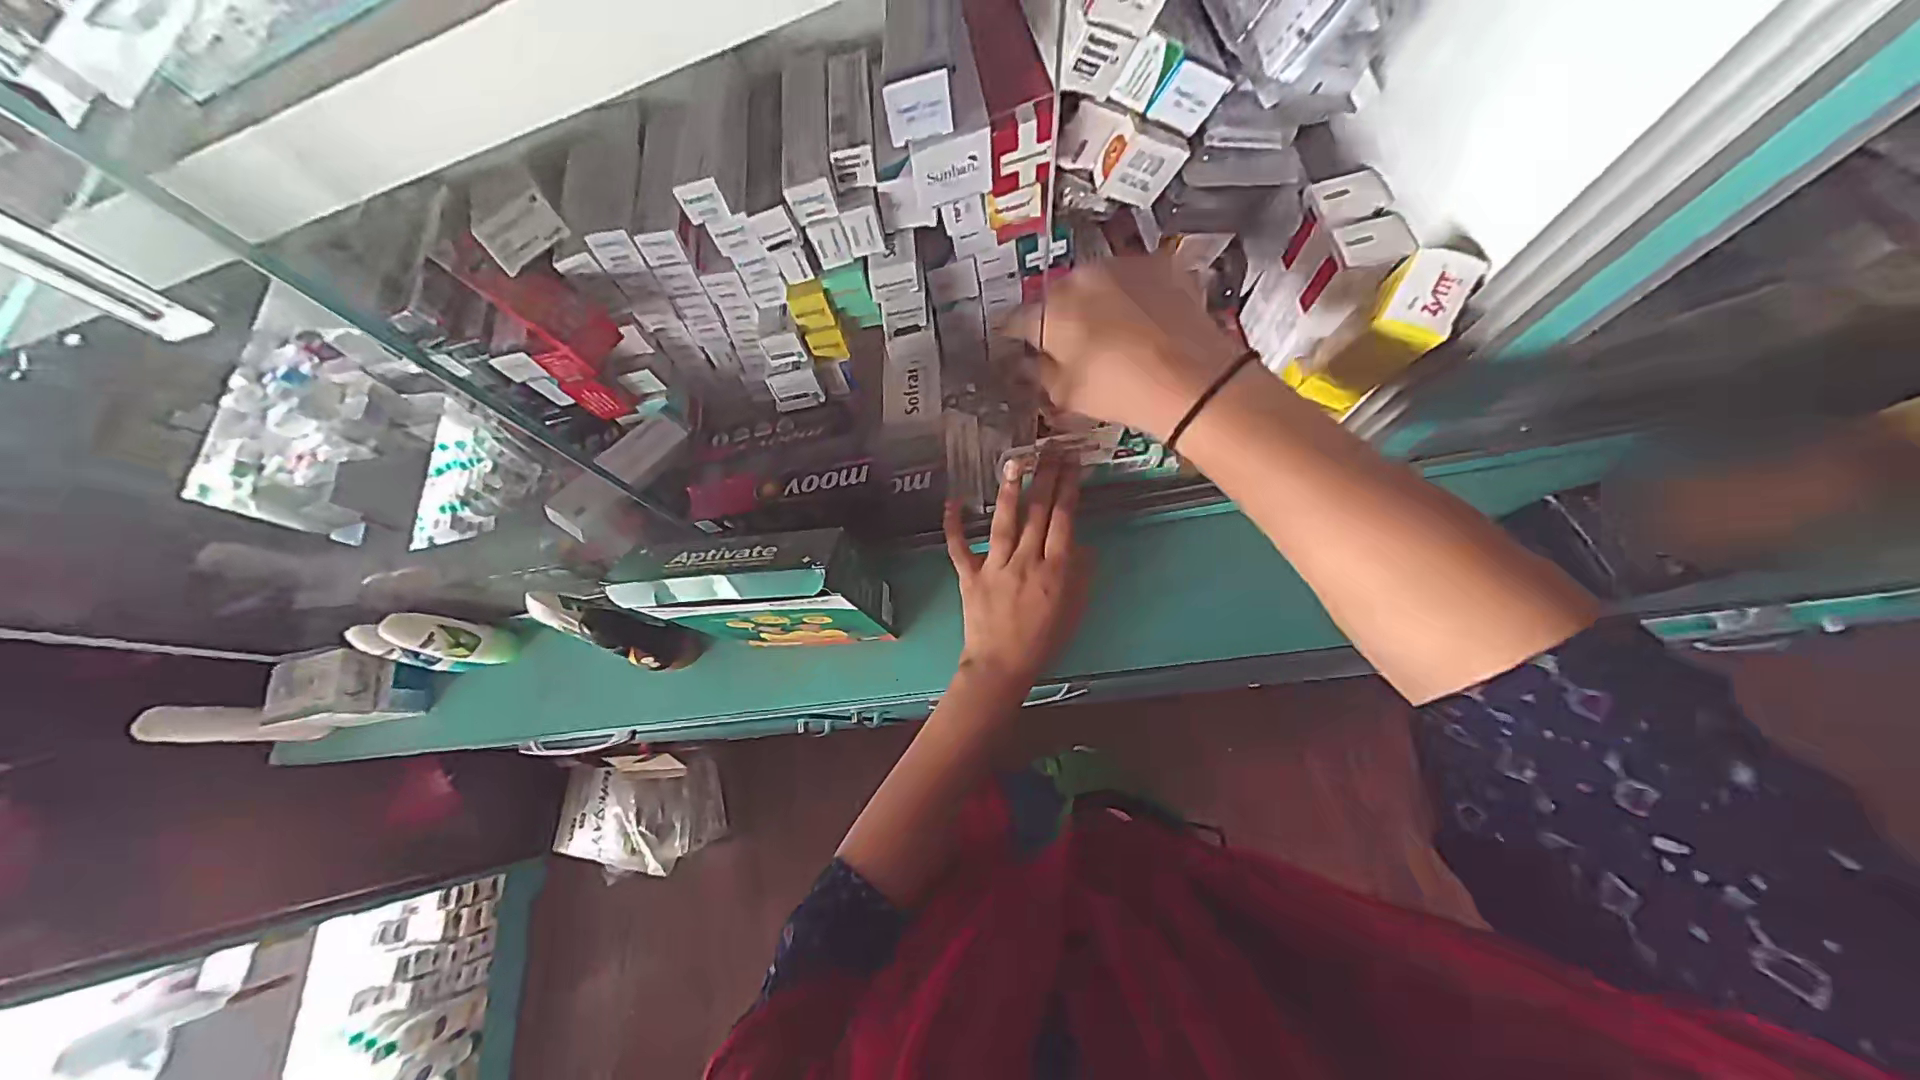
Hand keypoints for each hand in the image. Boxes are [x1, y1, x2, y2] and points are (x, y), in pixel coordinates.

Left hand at [944, 455, 1091, 688]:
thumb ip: (1080, 576)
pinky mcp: (970, 576)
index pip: (1064, 520)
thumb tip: (1083, 544)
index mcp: (1056, 570)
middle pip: (1038, 513)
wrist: (1002, 666)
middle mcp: (1026, 562)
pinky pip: (959, 547)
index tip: (1072, 463)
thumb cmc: (1043, 641)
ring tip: (1015, 462)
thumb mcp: (1073, 610)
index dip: (1069, 489)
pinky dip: (954, 525)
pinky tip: (953, 501)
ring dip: (1010, 491)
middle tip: (1050, 450)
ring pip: (1004, 522)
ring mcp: (995, 567)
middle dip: (1046, 478)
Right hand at [1009, 254, 1245, 440]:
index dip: (1017, 335)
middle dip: (1060, 317)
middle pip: (1059, 295)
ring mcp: (1122, 267)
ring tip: (1111, 337)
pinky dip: (1132, 296)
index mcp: (1050, 310)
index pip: (1018, 319)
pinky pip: (1133, 280)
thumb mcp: (1067, 395)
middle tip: (1071, 346)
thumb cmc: (1124, 390)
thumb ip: (1041, 374)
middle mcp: (1082, 278)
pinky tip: (1141, 324)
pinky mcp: (1160, 266)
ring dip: (1097, 303)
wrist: (1194, 381)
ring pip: (1096, 283)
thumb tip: (1033, 365)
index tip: (1019, 343)